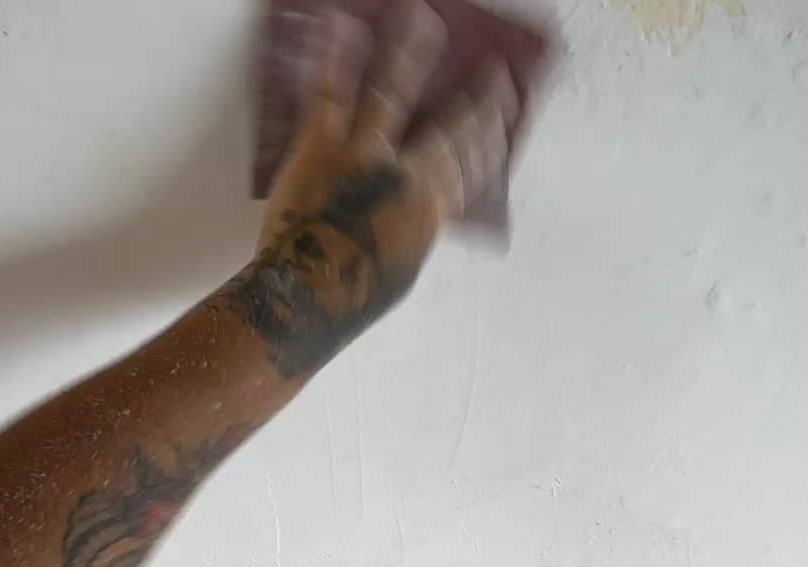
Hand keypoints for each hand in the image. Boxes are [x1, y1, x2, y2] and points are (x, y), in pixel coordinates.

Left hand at [227, 0, 522, 378]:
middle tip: (494, 72)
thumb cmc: (351, 297)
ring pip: (391, 92)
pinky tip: (341, 25)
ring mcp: (362, 155)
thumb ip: (413, 231)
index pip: (468, 166)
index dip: (488, 138)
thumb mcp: (400, 269)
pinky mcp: (320, 145)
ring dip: (409, 52)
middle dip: (474, 99)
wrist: (305, 297)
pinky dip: (336, 55)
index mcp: (428, 212)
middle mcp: (403, 176)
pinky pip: (330, 91)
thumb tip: (419, 214)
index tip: (502, 118)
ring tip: (422, 18)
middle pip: (447, 127)